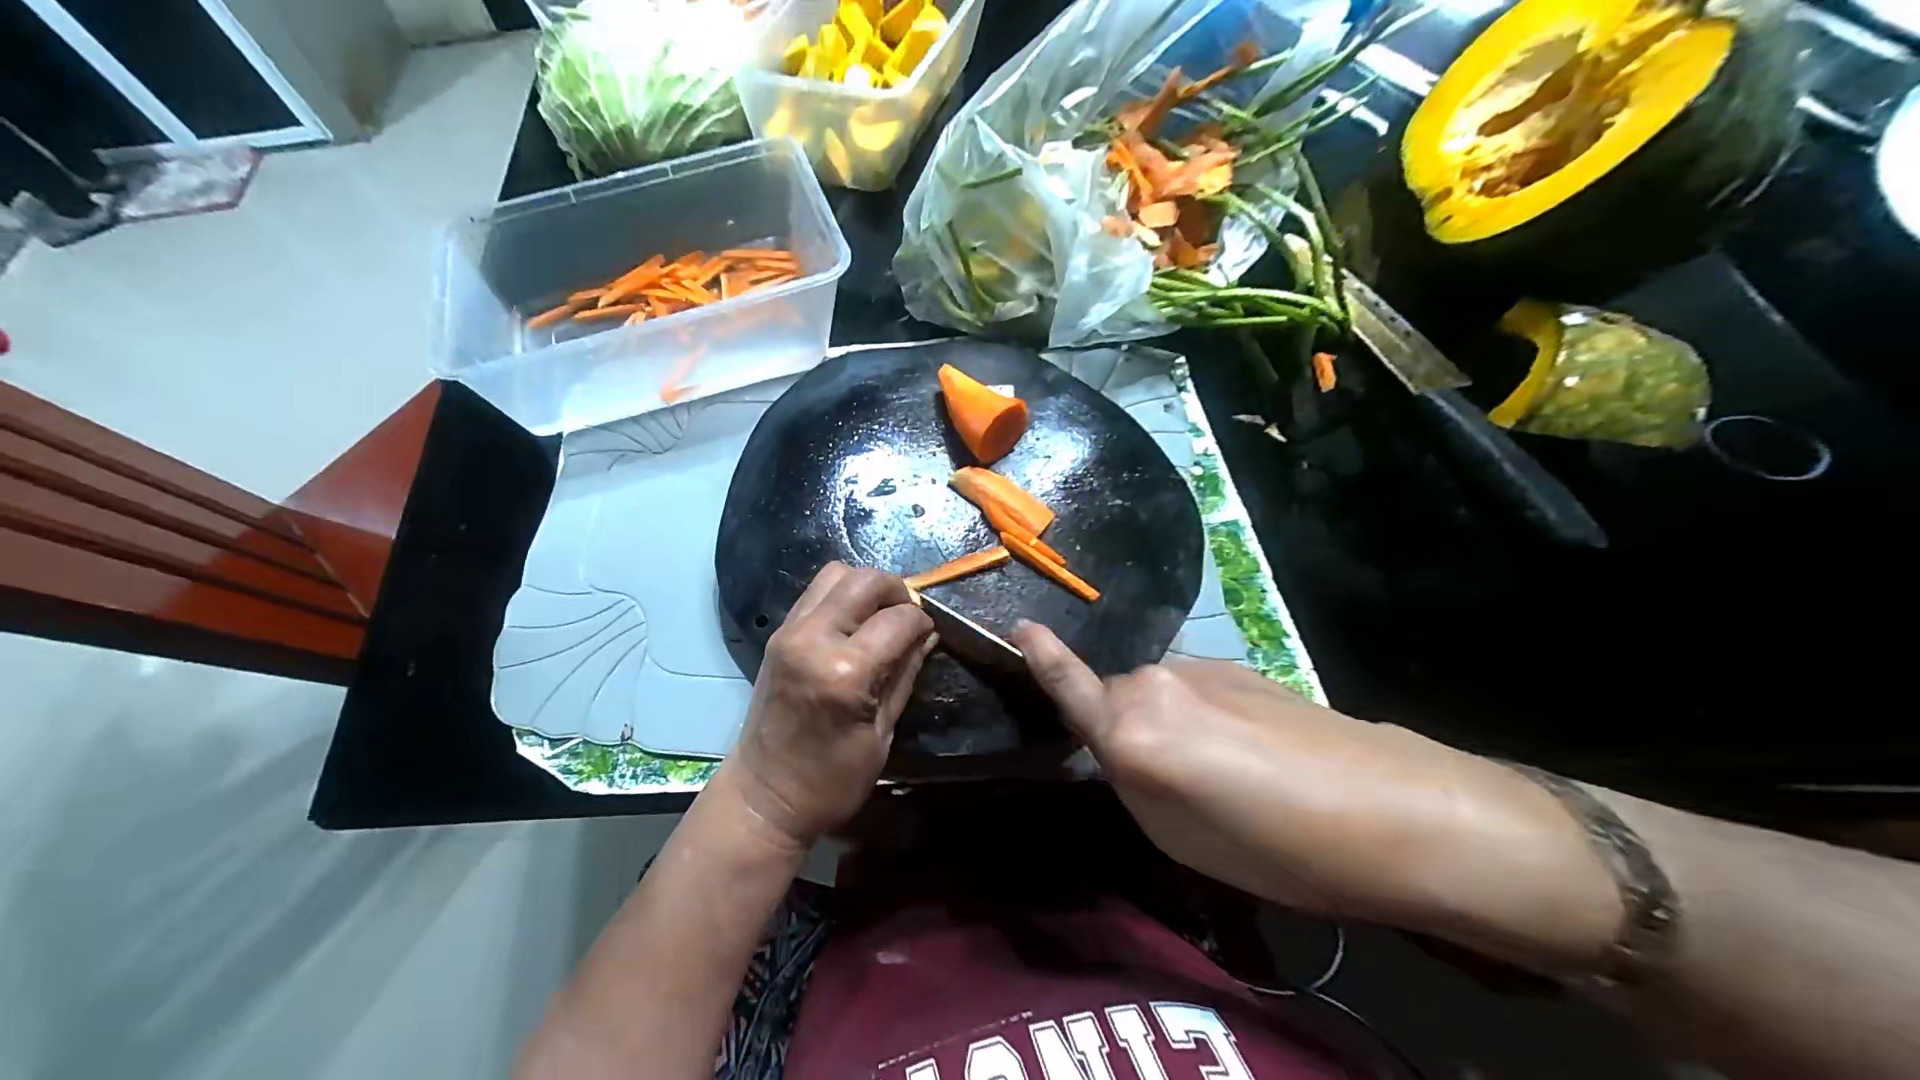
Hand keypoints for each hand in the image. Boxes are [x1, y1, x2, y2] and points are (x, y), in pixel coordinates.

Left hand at [721, 563, 935, 852]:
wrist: (763, 797)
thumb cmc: (831, 781)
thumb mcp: (882, 734)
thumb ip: (905, 674)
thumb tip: (927, 636)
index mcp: (844, 672)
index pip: (898, 619)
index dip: (922, 621)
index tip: (930, 633)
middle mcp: (812, 639)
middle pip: (865, 580)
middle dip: (897, 590)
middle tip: (909, 616)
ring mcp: (789, 632)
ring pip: (836, 574)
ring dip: (866, 587)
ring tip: (882, 616)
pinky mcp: (778, 634)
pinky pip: (816, 593)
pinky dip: (842, 596)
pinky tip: (855, 625)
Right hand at [1013, 622, 1622, 971]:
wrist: (1393, 810)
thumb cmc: (1274, 846)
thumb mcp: (1178, 836)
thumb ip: (1133, 781)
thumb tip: (1124, 749)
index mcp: (1132, 730)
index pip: (1069, 686)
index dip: (1041, 657)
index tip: (1018, 627)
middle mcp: (1156, 684)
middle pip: (1118, 699)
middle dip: (1126, 733)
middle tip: (1169, 790)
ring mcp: (1203, 669)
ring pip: (1161, 698)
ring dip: (1172, 729)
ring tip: (1225, 782)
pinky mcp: (1242, 668)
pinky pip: (1199, 694)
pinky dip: (1206, 721)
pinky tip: (1254, 759)